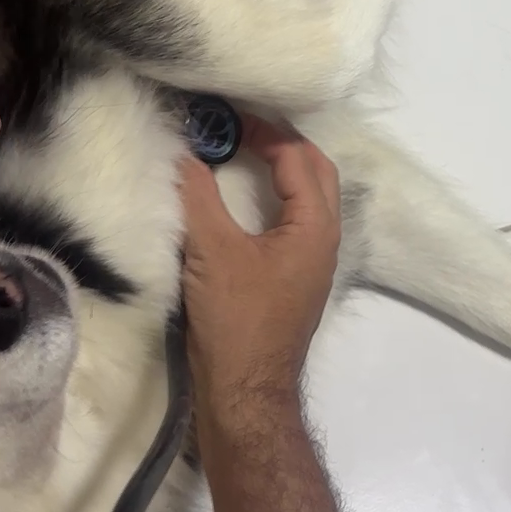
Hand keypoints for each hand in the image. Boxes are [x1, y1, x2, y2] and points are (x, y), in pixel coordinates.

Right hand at [177, 117, 341, 403]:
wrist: (247, 394)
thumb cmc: (236, 321)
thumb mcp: (212, 252)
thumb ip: (198, 197)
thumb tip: (184, 151)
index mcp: (316, 225)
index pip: (299, 157)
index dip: (266, 130)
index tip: (227, 116)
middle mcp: (326, 237)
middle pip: (316, 171)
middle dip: (284, 142)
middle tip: (242, 127)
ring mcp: (315, 259)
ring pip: (310, 196)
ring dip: (284, 169)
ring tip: (244, 152)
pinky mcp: (299, 276)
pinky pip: (296, 219)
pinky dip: (276, 196)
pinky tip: (246, 199)